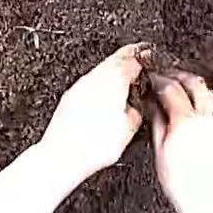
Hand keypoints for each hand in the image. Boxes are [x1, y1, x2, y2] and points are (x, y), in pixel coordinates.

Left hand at [39, 43, 148, 179]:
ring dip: (113, 69)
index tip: (149, 57)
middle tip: (137, 57)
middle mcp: (96, 77)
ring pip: (101, 69)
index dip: (143, 58)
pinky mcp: (70, 97)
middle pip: (115, 59)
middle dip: (128, 58)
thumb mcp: (129, 128)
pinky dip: (100, 83)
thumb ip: (137, 112)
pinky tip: (103, 95)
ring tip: (122, 78)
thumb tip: (137, 109)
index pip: (133, 59)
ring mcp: (81, 86)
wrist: (63, 155)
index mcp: (115, 79)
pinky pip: (89, 82)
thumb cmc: (94, 144)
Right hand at [149, 72, 212, 212]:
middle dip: (179, 74)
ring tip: (180, 87)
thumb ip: (157, 123)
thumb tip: (152, 106)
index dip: (159, 79)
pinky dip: (202, 98)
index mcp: (185, 122)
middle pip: (195, 83)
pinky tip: (192, 105)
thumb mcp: (159, 152)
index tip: (151, 78)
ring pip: (208, 92)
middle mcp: (204, 119)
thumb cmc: (182, 185)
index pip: (171, 88)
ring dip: (193, 84)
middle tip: (166, 75)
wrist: (207, 202)